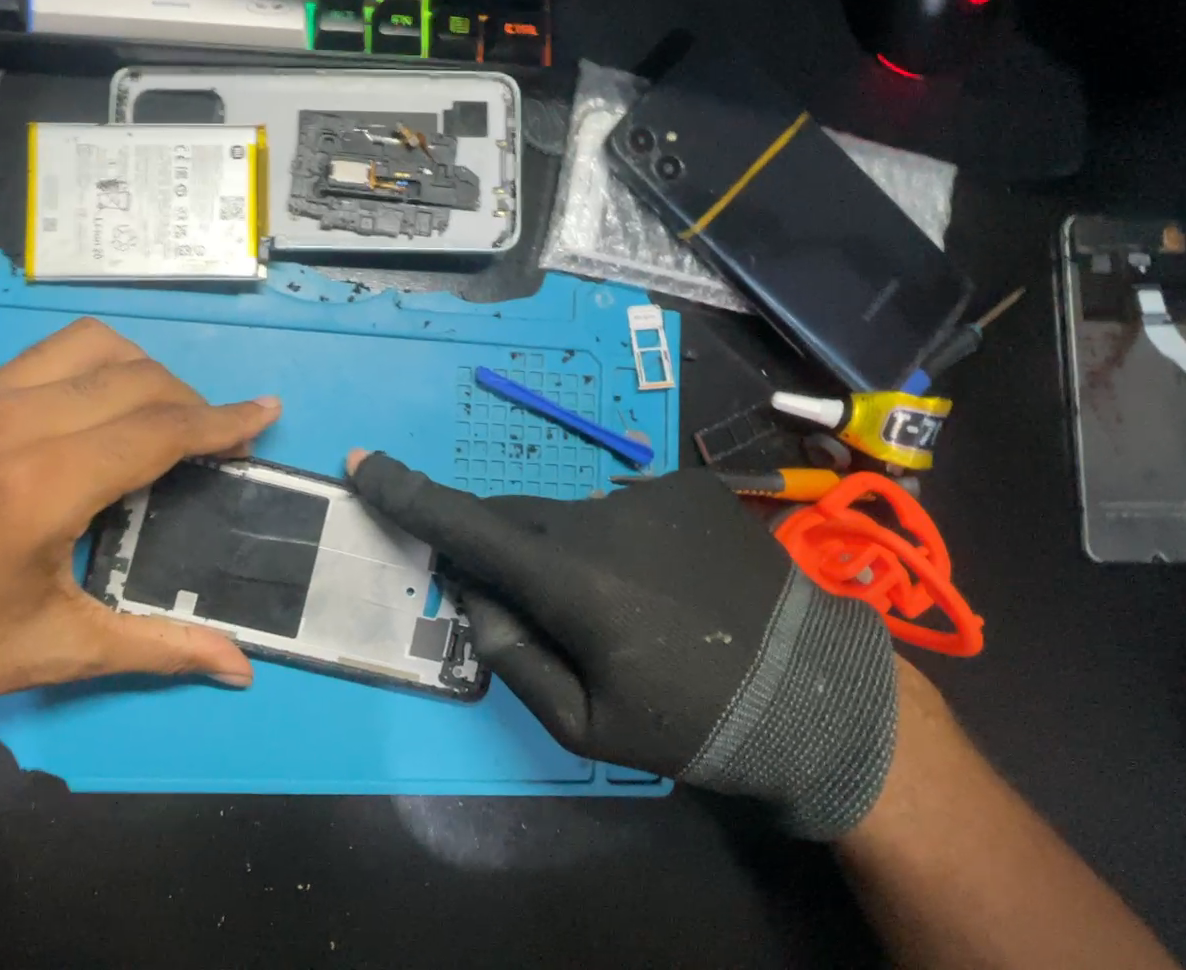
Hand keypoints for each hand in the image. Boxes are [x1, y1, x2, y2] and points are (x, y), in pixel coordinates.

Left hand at [0, 319, 279, 726]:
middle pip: (133, 377)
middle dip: (190, 398)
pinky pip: (42, 358)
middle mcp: (12, 422)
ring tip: (161, 414)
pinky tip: (93, 414)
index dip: (221, 421)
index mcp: (43, 484)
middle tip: (217, 436)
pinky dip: (90, 371)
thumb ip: (161, 646)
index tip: (265, 414)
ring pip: (85, 346)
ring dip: (141, 370)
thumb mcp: (59, 651)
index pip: (158, 428)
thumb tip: (241, 668)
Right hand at [346, 450, 899, 839]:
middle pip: (512, 518)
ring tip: (620, 610)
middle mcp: (603, 518)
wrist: (823, 695)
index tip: (362, 461)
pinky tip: (661, 585)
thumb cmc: (689, 724)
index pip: (467, 525)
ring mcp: (650, 495)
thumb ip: (513, 654)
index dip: (407, 493)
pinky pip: (618, 509)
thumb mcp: (583, 724)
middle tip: (518, 601)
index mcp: (573, 580)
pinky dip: (612, 541)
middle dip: (496, 549)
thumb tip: (476, 591)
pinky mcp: (688, 489)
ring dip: (562, 551)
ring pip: (566, 515)